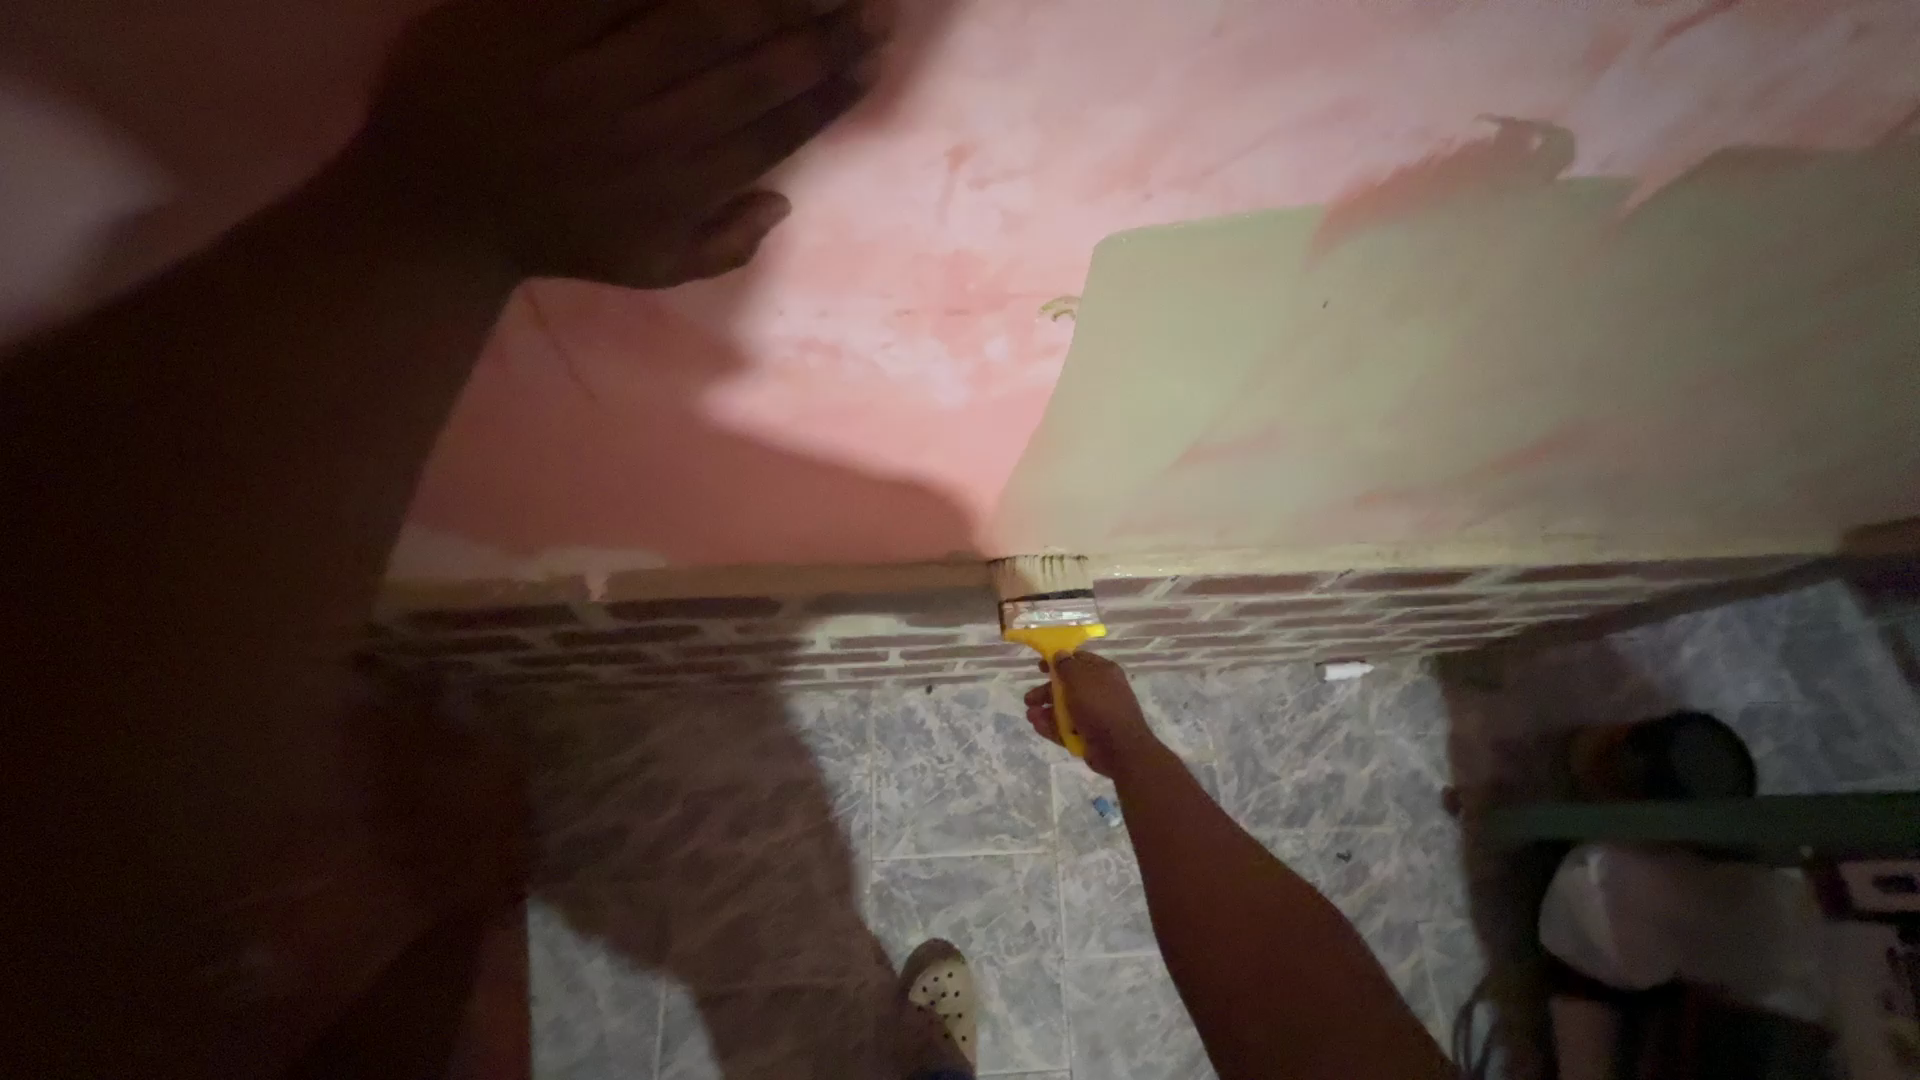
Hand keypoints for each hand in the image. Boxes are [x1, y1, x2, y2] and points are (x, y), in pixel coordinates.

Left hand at [359, 0, 891, 287]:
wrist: (440, 208)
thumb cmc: (559, 239)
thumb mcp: (651, 270)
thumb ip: (723, 246)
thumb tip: (783, 203)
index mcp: (680, 188)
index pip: (774, 133)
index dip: (829, 95)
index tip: (872, 61)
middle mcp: (649, 129)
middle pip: (751, 71)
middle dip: (820, 33)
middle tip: (873, 6)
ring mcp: (590, 71)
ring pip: (695, 18)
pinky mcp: (531, 21)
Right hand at [1024, 652, 1161, 777]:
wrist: (1120, 749)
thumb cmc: (1099, 706)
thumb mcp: (1080, 679)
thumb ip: (1066, 665)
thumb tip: (1060, 653)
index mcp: (1103, 672)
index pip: (1078, 660)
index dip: (1058, 661)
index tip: (1040, 666)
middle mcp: (1100, 691)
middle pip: (1068, 687)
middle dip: (1046, 691)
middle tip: (1029, 698)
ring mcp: (1095, 714)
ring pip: (1065, 708)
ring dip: (1046, 710)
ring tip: (1030, 716)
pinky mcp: (1089, 734)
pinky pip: (1067, 727)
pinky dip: (1052, 726)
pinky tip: (1038, 726)